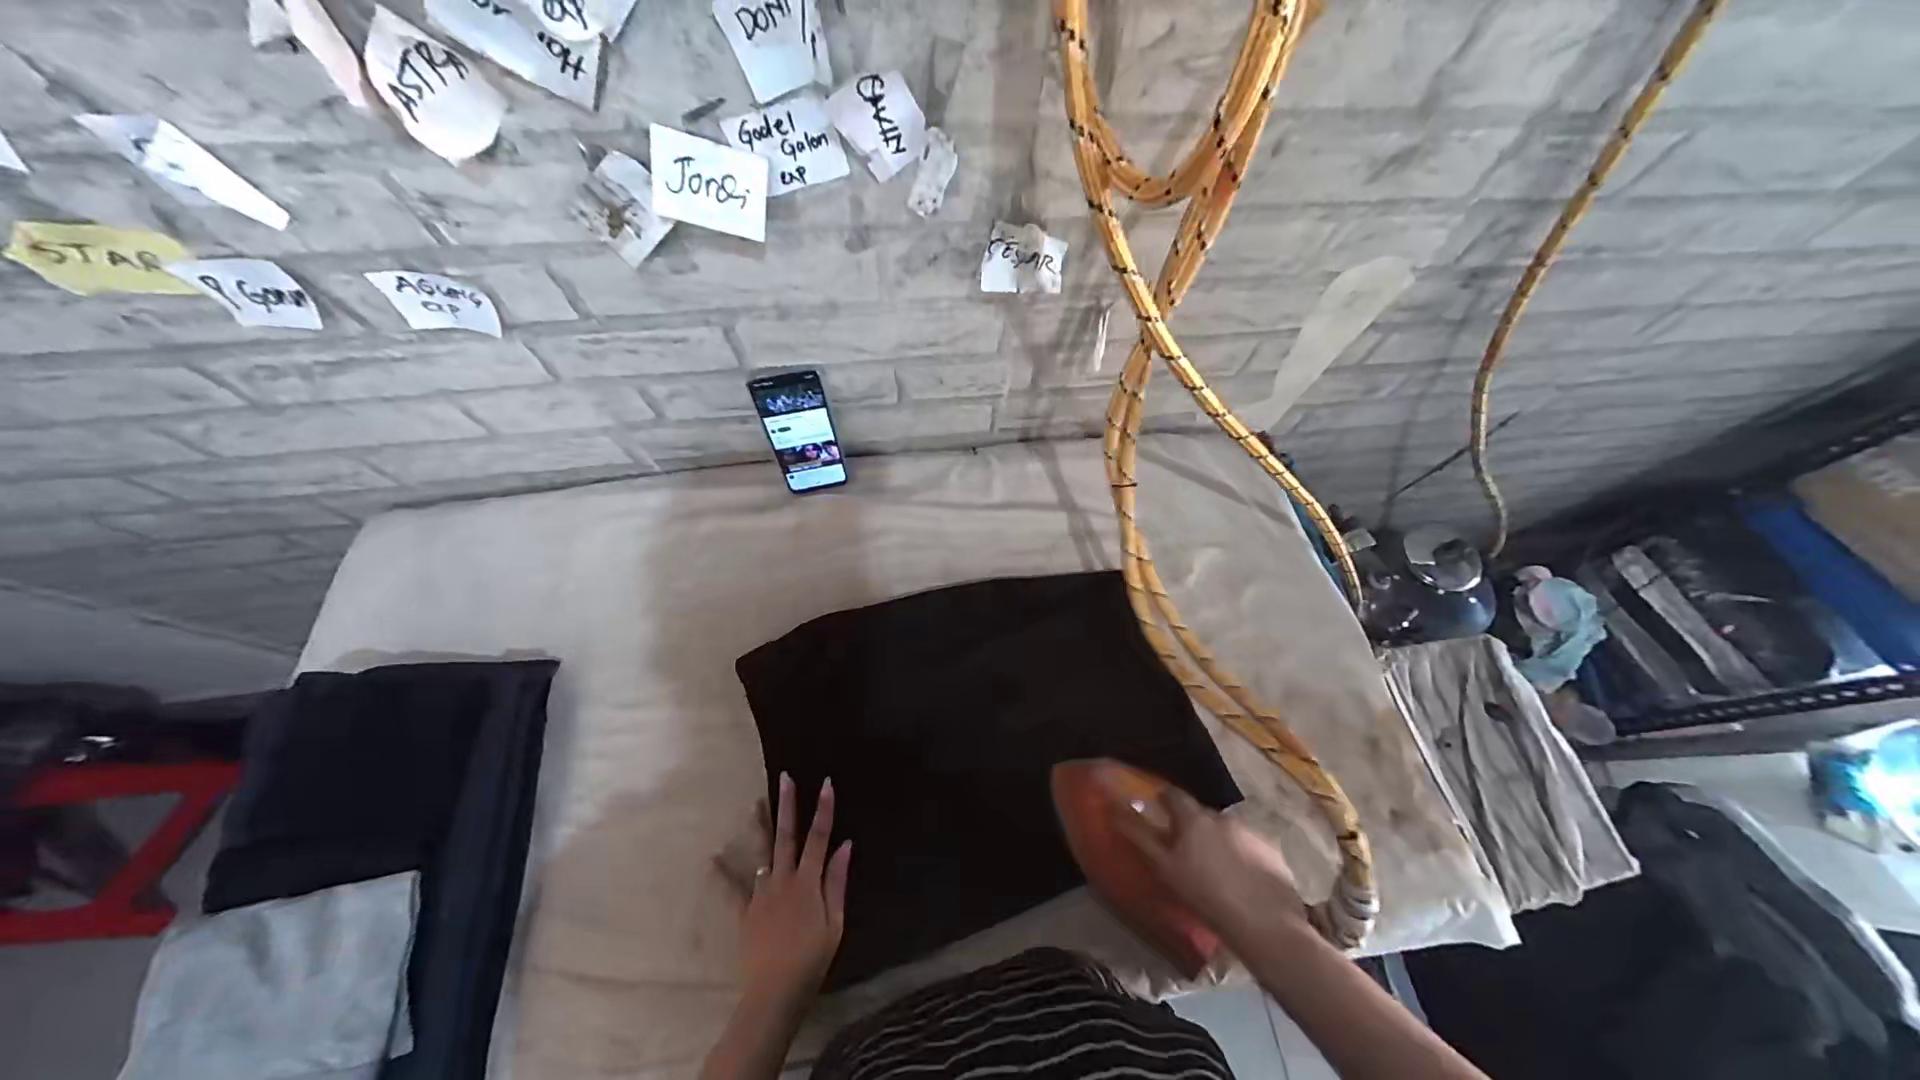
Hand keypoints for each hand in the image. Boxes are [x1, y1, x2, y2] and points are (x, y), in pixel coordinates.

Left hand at [738, 773, 851, 1010]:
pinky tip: (712, 859)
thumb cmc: (812, 959)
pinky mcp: (745, 912)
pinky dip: (723, 874)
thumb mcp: (835, 922)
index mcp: (808, 881)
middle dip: (788, 805)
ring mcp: (762, 894)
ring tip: (755, 802)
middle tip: (785, 778)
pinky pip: (734, 890)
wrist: (775, 992)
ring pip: (762, 854)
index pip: (819, 838)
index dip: (824, 809)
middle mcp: (783, 879)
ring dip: (760, 826)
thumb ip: (837, 882)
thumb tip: (845, 845)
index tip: (825, 783)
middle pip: (787, 836)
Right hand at [1111, 776, 1308, 943]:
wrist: (1265, 926)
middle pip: (1200, 815)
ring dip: (1218, 842)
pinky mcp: (1273, 852)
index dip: (1163, 800)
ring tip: (1216, 872)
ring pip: (1226, 831)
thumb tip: (1116, 809)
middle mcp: (1223, 817)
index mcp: (1194, 818)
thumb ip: (1140, 836)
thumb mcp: (1164, 868)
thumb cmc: (1205, 896)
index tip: (1157, 811)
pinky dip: (1242, 856)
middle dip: (1192, 827)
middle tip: (1186, 853)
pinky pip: (1250, 847)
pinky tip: (1241, 881)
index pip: (1173, 795)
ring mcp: (1252, 833)